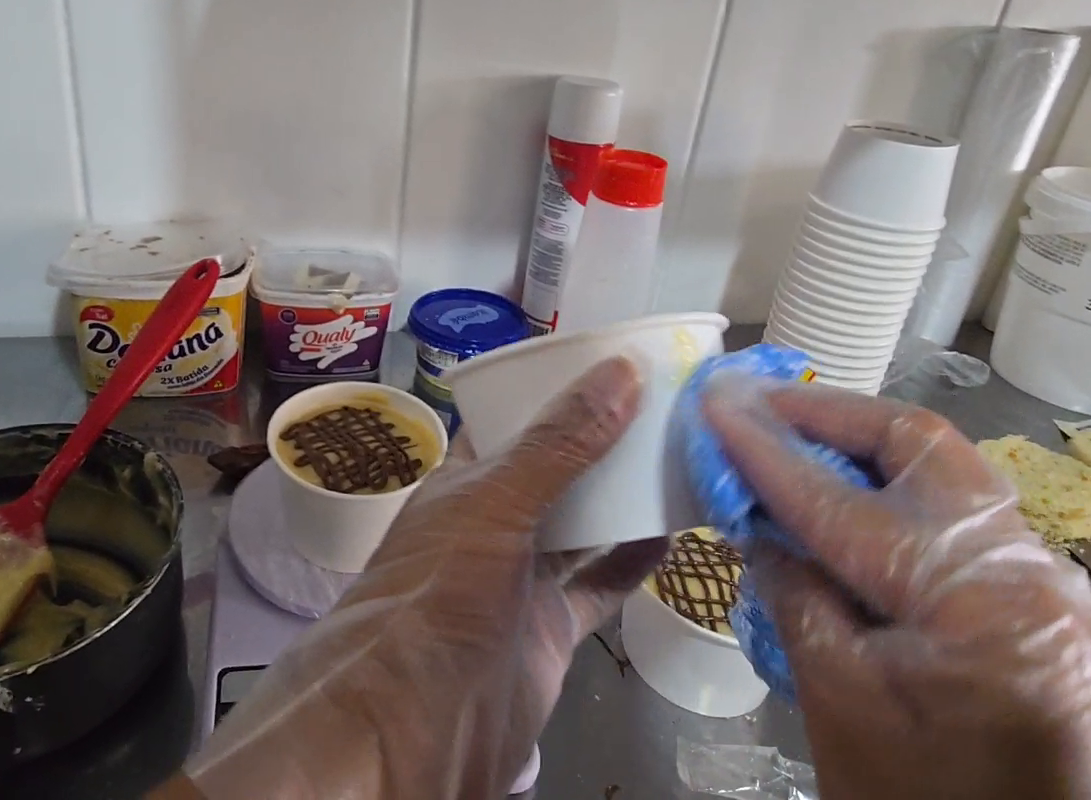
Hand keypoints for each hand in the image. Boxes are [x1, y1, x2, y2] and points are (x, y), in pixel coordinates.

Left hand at [183, 357, 667, 798]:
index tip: (615, 366)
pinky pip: (599, 584)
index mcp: (466, 480)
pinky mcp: (549, 629)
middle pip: (556, 471)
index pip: (514, 421)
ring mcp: (522, 577)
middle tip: (666, 411)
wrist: (411, 724)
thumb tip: (620, 372)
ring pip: (582, 526)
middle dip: (602, 444)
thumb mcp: (496, 504)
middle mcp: (493, 522)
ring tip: (679, 460)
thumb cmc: (440, 592)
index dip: (557, 393)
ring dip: (623, 499)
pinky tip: (673, 535)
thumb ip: (557, 444)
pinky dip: (632, 562)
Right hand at [704, 383, 1090, 799]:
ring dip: (860, 450)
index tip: (713, 403)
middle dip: (830, 415)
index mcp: (972, 593)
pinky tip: (845, 508)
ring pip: (944, 474)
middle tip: (760, 405)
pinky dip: (892, 495)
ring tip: (792, 443)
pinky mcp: (1042, 607)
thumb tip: (760, 527)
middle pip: (918, 445)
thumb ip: (795, 594)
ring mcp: (1045, 584)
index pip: (838, 498)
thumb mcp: (839, 701)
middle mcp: (1025, 567)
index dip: (764, 449)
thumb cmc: (927, 799)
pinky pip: (958, 519)